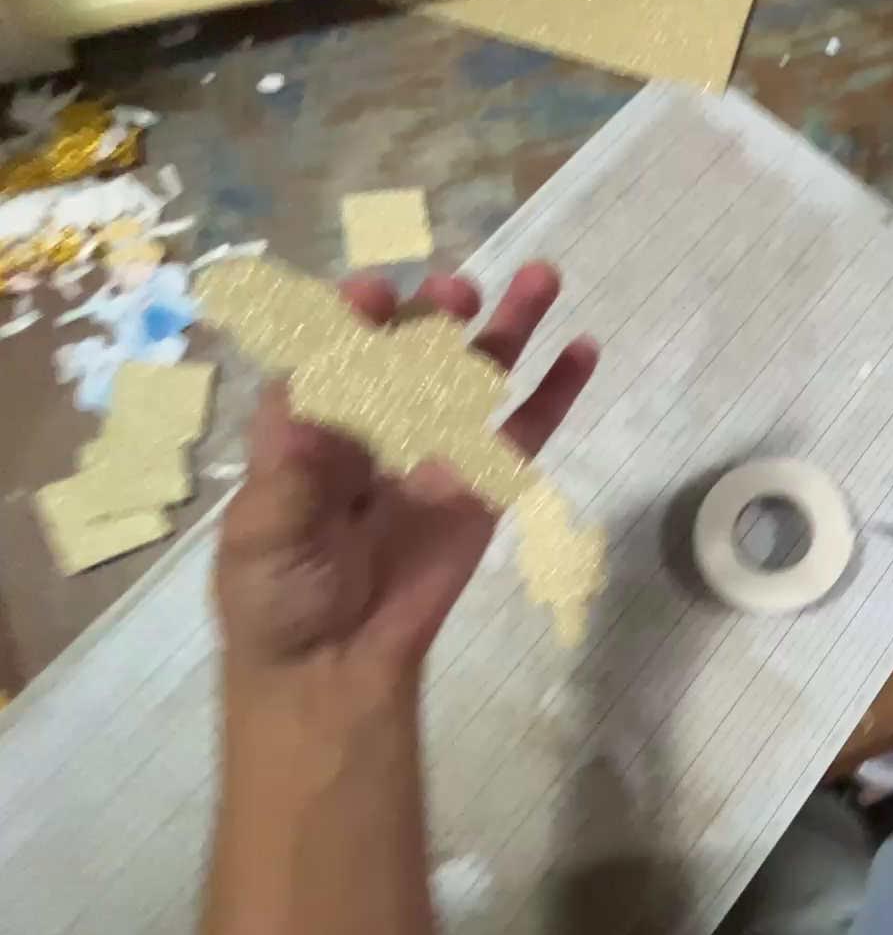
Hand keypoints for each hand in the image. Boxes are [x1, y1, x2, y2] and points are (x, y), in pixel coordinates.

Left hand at [214, 263, 597, 697]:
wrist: (342, 656)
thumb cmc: (280, 595)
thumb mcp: (267, 538)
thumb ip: (290, 477)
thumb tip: (305, 407)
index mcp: (317, 427)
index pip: (337, 358)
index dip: (352, 322)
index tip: (373, 292)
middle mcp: (384, 423)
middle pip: (418, 356)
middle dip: (438, 319)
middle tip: (459, 292)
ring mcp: (445, 448)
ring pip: (484, 379)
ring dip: (512, 330)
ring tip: (543, 279)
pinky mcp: (493, 479)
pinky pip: (530, 429)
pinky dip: (558, 391)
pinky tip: (583, 351)